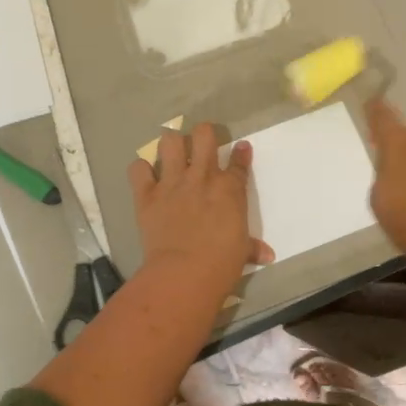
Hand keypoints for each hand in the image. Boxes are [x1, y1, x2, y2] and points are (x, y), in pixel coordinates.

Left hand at [127, 122, 274, 296]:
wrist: (184, 272)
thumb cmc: (221, 263)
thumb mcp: (242, 252)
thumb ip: (252, 248)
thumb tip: (268, 255)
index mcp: (229, 190)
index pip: (238, 162)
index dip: (241, 153)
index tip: (241, 147)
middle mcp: (201, 178)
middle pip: (203, 136)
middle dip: (203, 134)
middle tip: (201, 143)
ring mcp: (172, 183)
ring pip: (169, 142)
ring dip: (170, 144)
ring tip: (171, 153)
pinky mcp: (146, 195)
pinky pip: (138, 169)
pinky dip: (140, 170)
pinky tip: (144, 176)